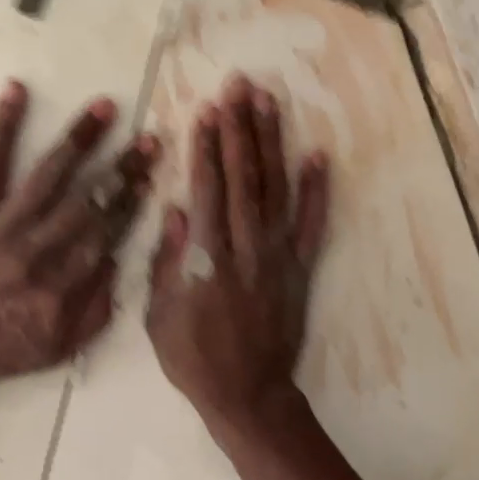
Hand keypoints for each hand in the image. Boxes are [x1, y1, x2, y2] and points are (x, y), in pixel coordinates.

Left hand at [0, 80, 157, 388]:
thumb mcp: (59, 348)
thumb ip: (96, 310)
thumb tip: (117, 263)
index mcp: (64, 284)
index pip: (107, 234)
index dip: (132, 202)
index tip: (152, 176)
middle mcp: (40, 250)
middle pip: (89, 201)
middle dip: (122, 168)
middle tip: (147, 138)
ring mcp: (3, 228)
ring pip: (49, 176)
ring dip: (79, 139)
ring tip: (104, 107)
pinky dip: (1, 128)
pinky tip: (15, 91)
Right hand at [147, 73, 328, 432]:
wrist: (246, 393)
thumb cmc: (194, 359)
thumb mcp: (160, 317)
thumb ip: (168, 262)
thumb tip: (177, 212)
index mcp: (206, 259)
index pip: (207, 191)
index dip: (206, 148)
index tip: (206, 111)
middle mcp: (244, 249)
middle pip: (243, 179)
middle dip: (240, 129)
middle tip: (240, 86)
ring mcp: (277, 258)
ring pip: (276, 191)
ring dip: (273, 144)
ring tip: (270, 103)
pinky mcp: (299, 271)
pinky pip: (312, 226)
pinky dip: (317, 192)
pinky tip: (318, 156)